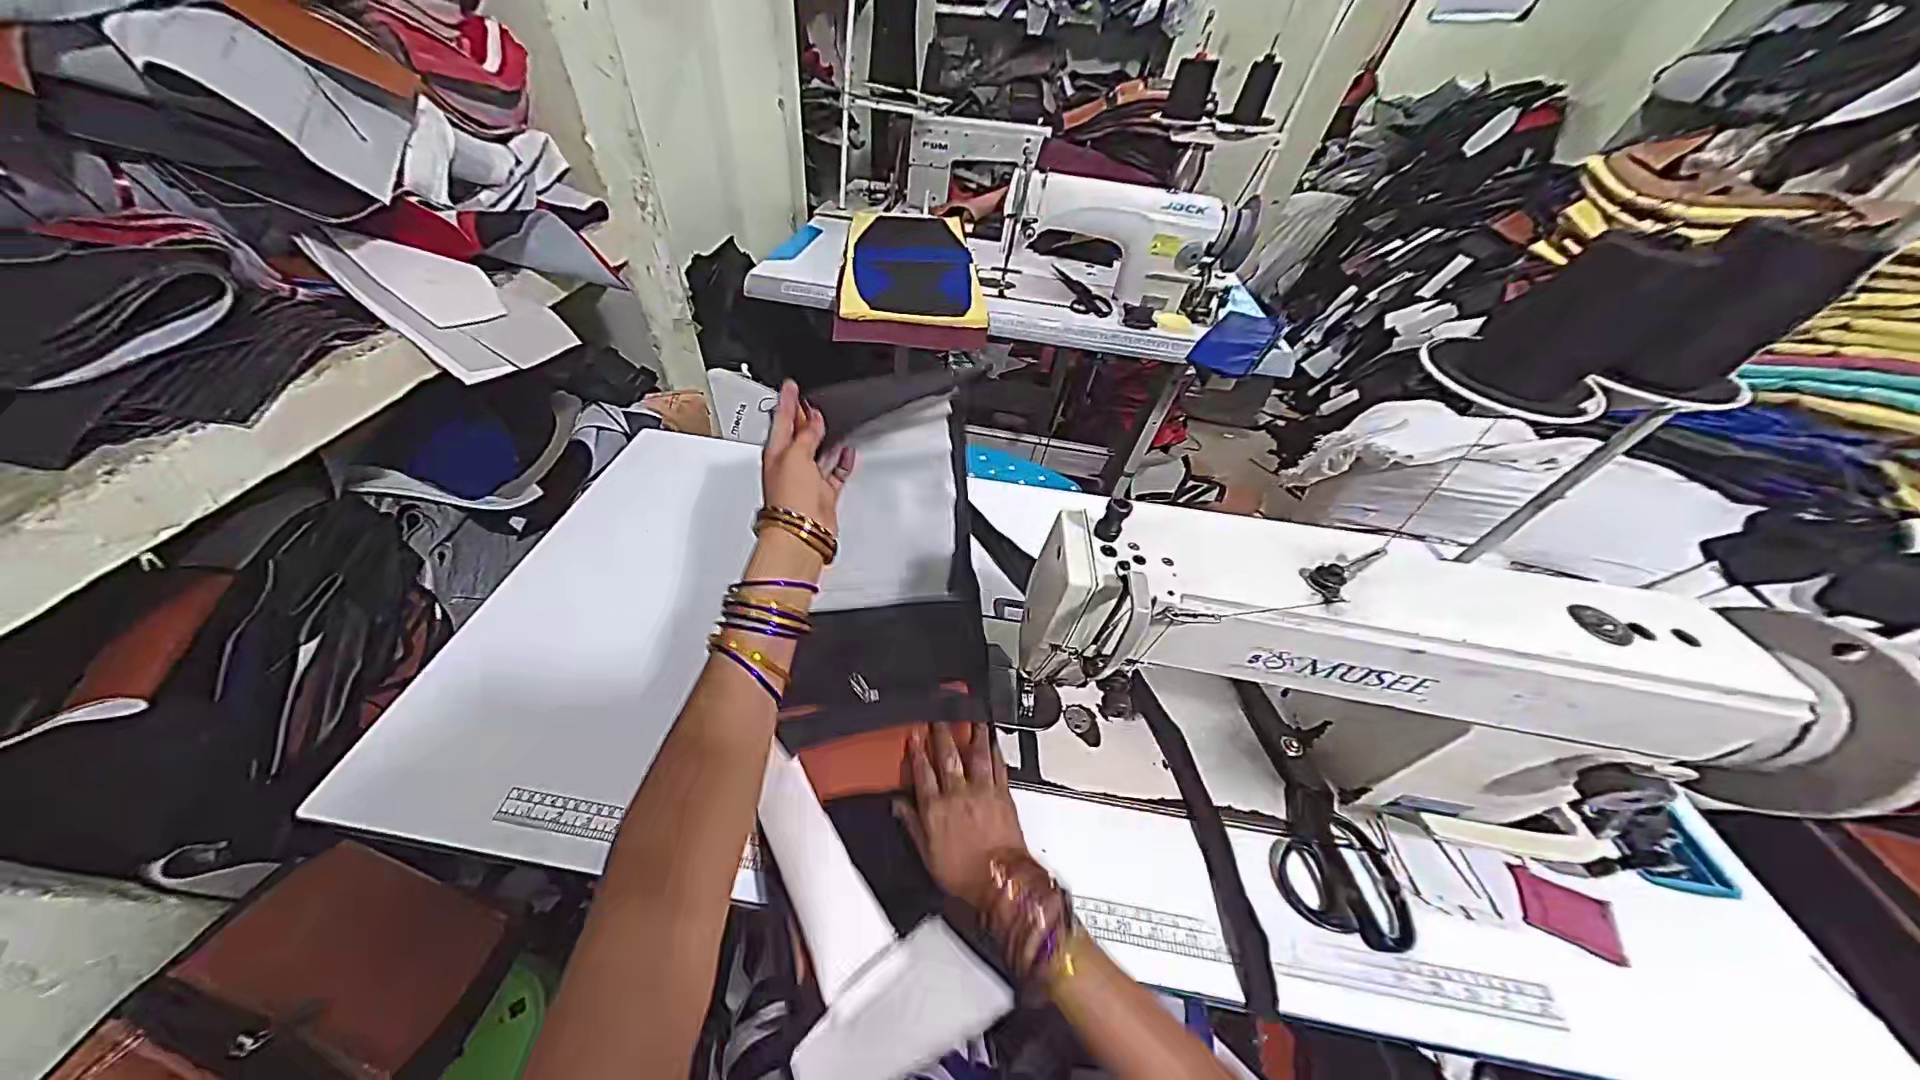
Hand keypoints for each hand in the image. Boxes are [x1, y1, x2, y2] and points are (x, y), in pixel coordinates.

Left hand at [762, 380, 854, 531]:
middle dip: (806, 418)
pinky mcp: (823, 493)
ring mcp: (807, 479)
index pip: (782, 420)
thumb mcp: (795, 455)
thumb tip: (813, 420)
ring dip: (825, 438)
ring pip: (819, 452)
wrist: (802, 530)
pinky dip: (842, 461)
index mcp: (776, 453)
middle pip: (800, 435)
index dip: (787, 401)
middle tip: (810, 401)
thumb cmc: (789, 499)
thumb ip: (806, 435)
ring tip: (831, 422)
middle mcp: (790, 465)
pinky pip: (835, 472)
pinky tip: (847, 452)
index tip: (790, 385)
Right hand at [896, 723, 1026, 911]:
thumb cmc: (965, 873)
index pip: (922, 771)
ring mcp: (982, 792)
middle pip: (947, 756)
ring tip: (972, 718)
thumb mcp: (927, 854)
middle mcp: (958, 795)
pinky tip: (994, 741)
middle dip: (941, 733)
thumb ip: (912, 825)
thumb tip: (899, 807)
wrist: (999, 881)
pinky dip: (995, 751)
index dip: (917, 751)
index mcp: (935, 809)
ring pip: (976, 755)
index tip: (915, 735)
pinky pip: (998, 765)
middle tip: (939, 717)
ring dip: (973, 733)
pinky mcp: (1003, 794)